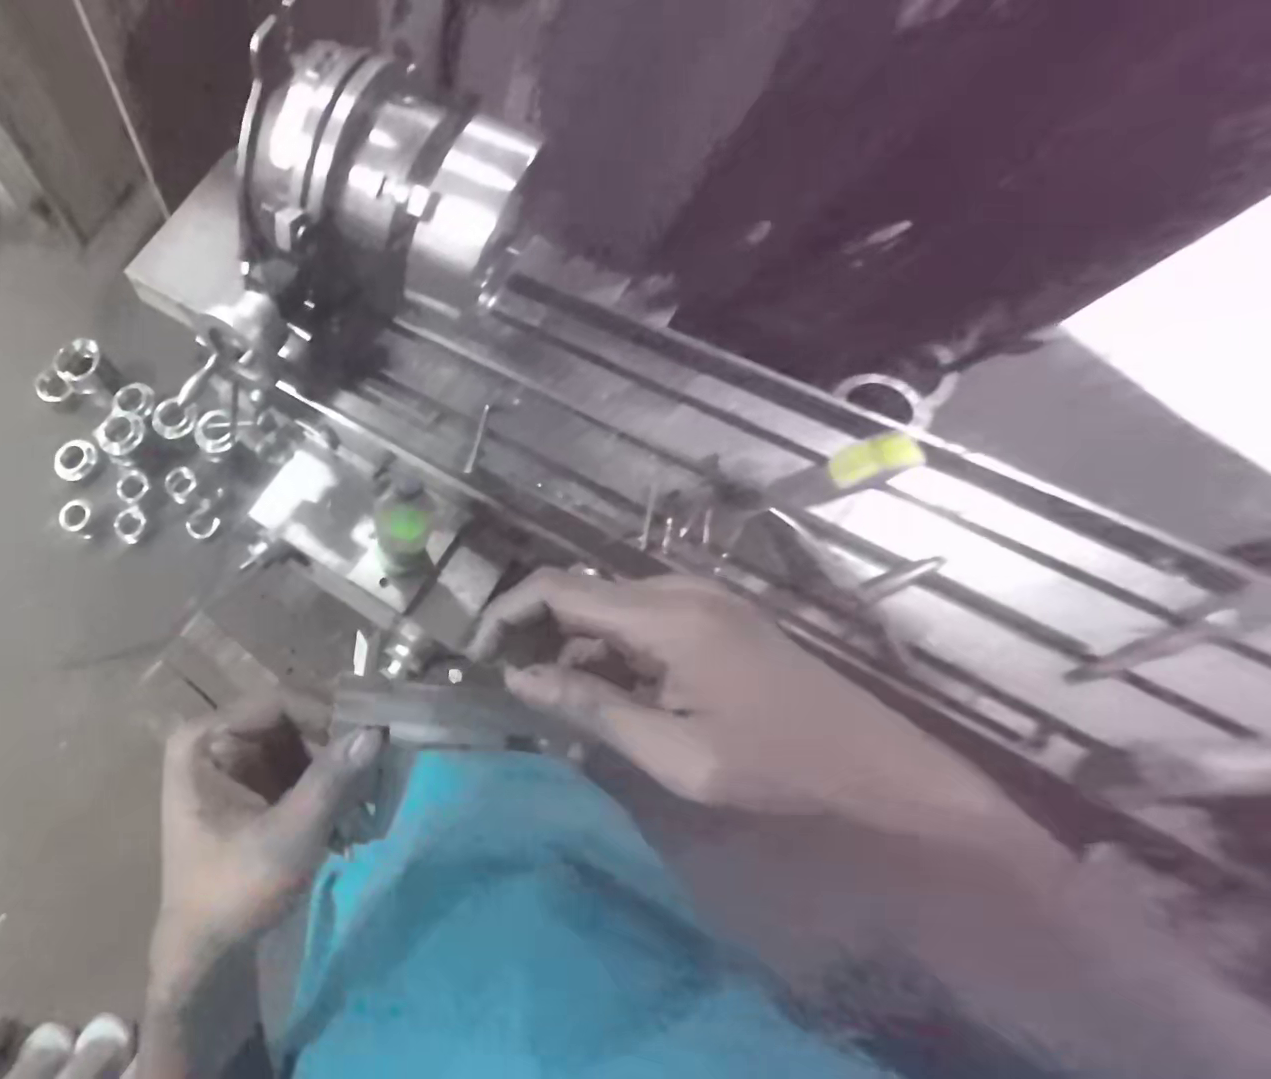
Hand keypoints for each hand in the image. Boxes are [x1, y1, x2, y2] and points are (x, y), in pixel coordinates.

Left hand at [149, 694, 382, 994]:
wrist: (207, 953)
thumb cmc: (235, 891)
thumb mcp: (288, 837)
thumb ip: (330, 782)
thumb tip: (375, 733)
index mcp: (204, 738)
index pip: (277, 702)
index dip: (326, 714)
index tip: (371, 739)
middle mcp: (217, 738)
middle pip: (291, 720)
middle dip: (334, 746)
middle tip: (376, 771)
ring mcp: (235, 761)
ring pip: (300, 742)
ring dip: (336, 767)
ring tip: (368, 798)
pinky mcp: (253, 784)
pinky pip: (298, 766)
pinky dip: (326, 784)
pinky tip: (352, 814)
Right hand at [469, 569, 1017, 833]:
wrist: (889, 778)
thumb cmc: (779, 771)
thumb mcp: (673, 755)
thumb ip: (588, 706)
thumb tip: (516, 676)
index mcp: (665, 616)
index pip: (554, 589)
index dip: (504, 615)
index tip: (478, 657)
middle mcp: (676, 591)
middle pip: (574, 593)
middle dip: (532, 634)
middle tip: (512, 687)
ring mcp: (698, 600)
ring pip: (602, 609)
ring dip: (569, 647)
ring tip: (556, 701)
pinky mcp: (711, 617)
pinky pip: (635, 622)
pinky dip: (606, 653)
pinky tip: (608, 696)